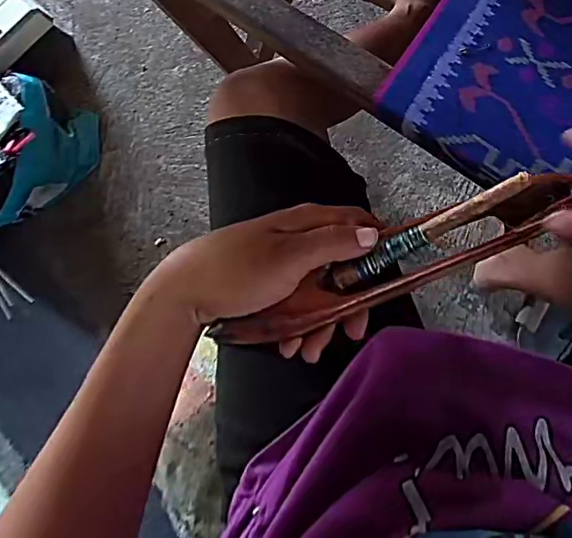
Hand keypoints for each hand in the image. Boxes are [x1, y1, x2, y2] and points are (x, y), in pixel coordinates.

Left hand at [149, 204, 380, 361]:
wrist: (183, 292)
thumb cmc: (238, 269)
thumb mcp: (292, 257)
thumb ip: (334, 244)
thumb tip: (373, 234)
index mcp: (310, 222)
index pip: (359, 224)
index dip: (378, 247)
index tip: (387, 278)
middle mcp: (302, 237)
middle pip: (344, 264)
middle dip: (349, 301)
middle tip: (351, 331)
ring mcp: (286, 260)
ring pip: (321, 289)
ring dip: (322, 320)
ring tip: (309, 349)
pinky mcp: (271, 283)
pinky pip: (298, 302)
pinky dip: (300, 324)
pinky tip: (290, 345)